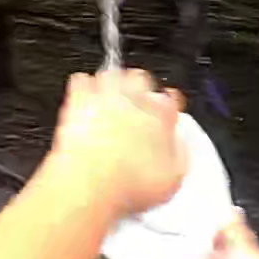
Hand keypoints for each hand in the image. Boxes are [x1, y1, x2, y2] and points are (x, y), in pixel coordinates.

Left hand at [44, 70, 185, 219]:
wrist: (90, 184)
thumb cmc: (128, 185)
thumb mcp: (170, 179)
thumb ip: (179, 154)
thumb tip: (179, 147)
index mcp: (161, 116)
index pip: (171, 99)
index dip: (168, 105)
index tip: (164, 113)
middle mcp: (134, 100)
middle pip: (143, 79)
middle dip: (141, 88)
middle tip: (137, 104)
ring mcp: (105, 96)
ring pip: (113, 73)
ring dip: (113, 83)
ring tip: (112, 98)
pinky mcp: (79, 100)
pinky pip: (81, 80)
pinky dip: (83, 85)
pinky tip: (85, 97)